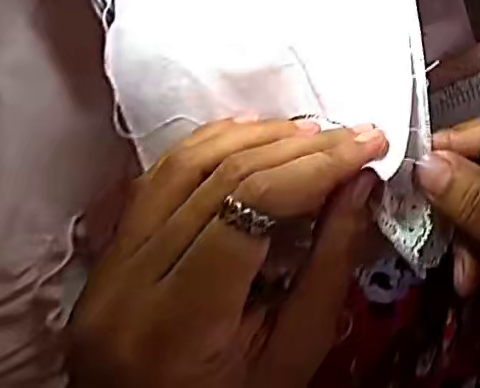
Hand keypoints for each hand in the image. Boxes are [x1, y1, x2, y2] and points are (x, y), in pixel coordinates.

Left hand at [69, 117, 388, 387]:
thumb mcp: (298, 349)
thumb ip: (332, 260)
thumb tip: (362, 180)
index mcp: (174, 324)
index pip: (252, 204)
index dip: (320, 163)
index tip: (371, 144)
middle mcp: (125, 289)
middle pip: (225, 178)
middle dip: (306, 146)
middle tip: (358, 136)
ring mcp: (108, 269)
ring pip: (189, 163)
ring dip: (262, 136)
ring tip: (317, 132)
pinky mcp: (109, 257)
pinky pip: (160, 176)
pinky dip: (214, 141)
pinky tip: (256, 130)